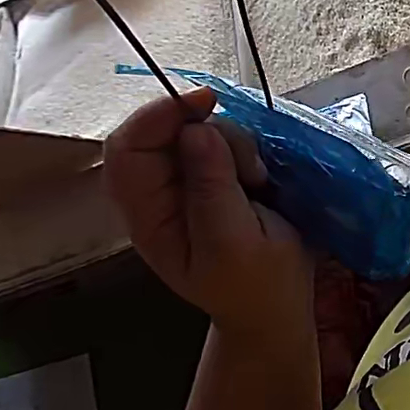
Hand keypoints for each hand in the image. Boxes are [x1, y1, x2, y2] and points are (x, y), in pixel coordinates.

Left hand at [104, 88, 312, 339]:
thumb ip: (213, 188)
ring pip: (203, 135)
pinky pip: (227, 146)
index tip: (207, 102)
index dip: (159, 116)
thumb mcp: (234, 242)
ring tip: (259, 183)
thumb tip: (198, 130)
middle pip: (166, 133)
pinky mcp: (221, 181)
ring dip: (237, 147)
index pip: (130, 148)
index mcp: (149, 215)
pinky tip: (262, 180)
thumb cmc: (257, 283)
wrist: (279, 307)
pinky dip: (248, 152)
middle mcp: (162, 193)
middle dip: (212, 135)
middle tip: (250, 167)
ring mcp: (192, 186)